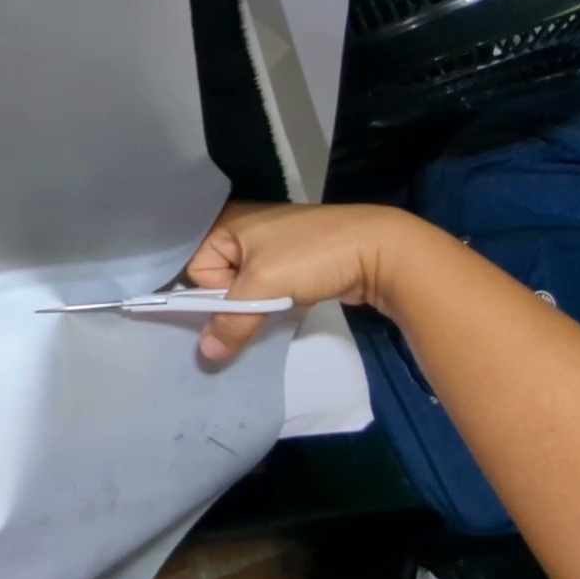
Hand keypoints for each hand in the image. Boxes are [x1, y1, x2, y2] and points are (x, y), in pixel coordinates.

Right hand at [185, 202, 426, 362]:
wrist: (383, 250)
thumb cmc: (311, 256)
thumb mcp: (264, 288)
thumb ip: (231, 322)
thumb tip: (205, 355)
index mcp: (226, 223)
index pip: (196, 269)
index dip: (214, 293)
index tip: (242, 300)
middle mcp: (241, 229)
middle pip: (218, 280)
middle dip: (237, 301)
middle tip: (262, 305)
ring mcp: (269, 244)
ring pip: (245, 286)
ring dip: (258, 303)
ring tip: (280, 304)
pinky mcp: (292, 260)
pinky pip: (266, 286)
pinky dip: (274, 300)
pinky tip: (290, 303)